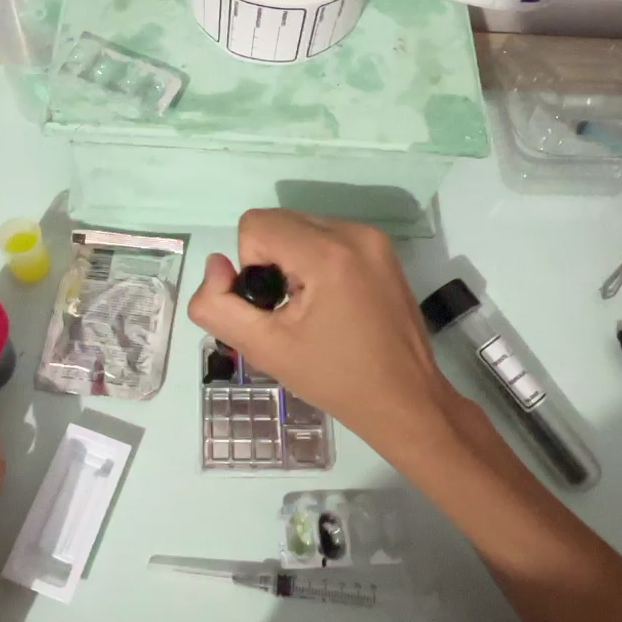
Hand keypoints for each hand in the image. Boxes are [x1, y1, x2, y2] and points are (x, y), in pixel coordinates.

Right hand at [187, 209, 458, 450]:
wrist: (405, 399)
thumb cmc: (335, 379)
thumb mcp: (263, 349)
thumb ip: (218, 306)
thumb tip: (216, 265)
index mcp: (328, 253)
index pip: (255, 225)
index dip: (250, 267)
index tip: (274, 307)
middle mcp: (353, 232)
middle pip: (279, 222)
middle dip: (271, 263)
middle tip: (291, 312)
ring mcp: (373, 238)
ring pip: (302, 227)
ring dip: (293, 261)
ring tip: (312, 309)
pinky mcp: (383, 249)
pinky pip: (328, 236)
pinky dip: (316, 261)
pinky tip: (332, 302)